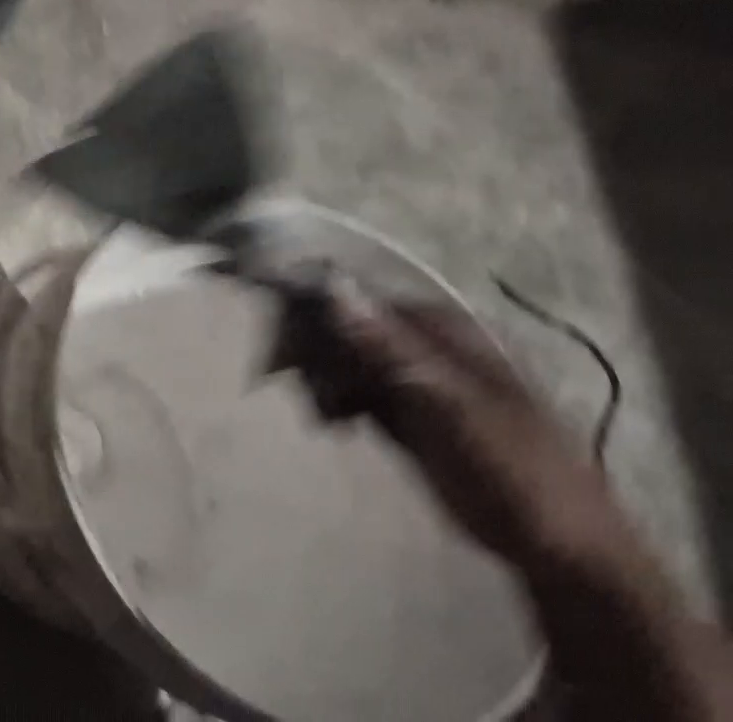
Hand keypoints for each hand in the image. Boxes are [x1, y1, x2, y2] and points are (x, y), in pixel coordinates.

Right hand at [320, 289, 633, 573]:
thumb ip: (390, 347)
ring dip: (321, 381)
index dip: (313, 309)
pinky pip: (355, 395)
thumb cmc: (512, 468)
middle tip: (290, 381)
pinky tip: (329, 424)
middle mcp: (425, 349)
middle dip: (313, 352)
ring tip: (320, 413)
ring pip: (345, 363)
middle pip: (347, 330)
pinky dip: (336, 404)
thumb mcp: (448, 403)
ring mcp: (416, 384)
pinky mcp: (407, 417)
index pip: (361, 301)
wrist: (558, 547)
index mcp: (443, 334)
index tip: (276, 334)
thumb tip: (334, 287)